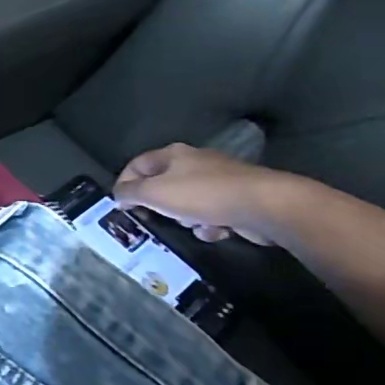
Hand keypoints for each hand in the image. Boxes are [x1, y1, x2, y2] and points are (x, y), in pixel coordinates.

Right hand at [113, 143, 306, 245]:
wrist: (264, 205)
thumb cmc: (201, 194)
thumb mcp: (154, 193)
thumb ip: (129, 193)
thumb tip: (119, 195)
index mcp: (173, 154)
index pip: (136, 165)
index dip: (124, 185)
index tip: (123, 207)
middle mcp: (195, 162)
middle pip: (162, 186)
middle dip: (159, 205)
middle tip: (156, 218)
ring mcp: (219, 179)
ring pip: (186, 202)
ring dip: (185, 218)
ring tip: (194, 225)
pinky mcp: (237, 198)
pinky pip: (210, 213)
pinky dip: (209, 224)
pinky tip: (216, 229)